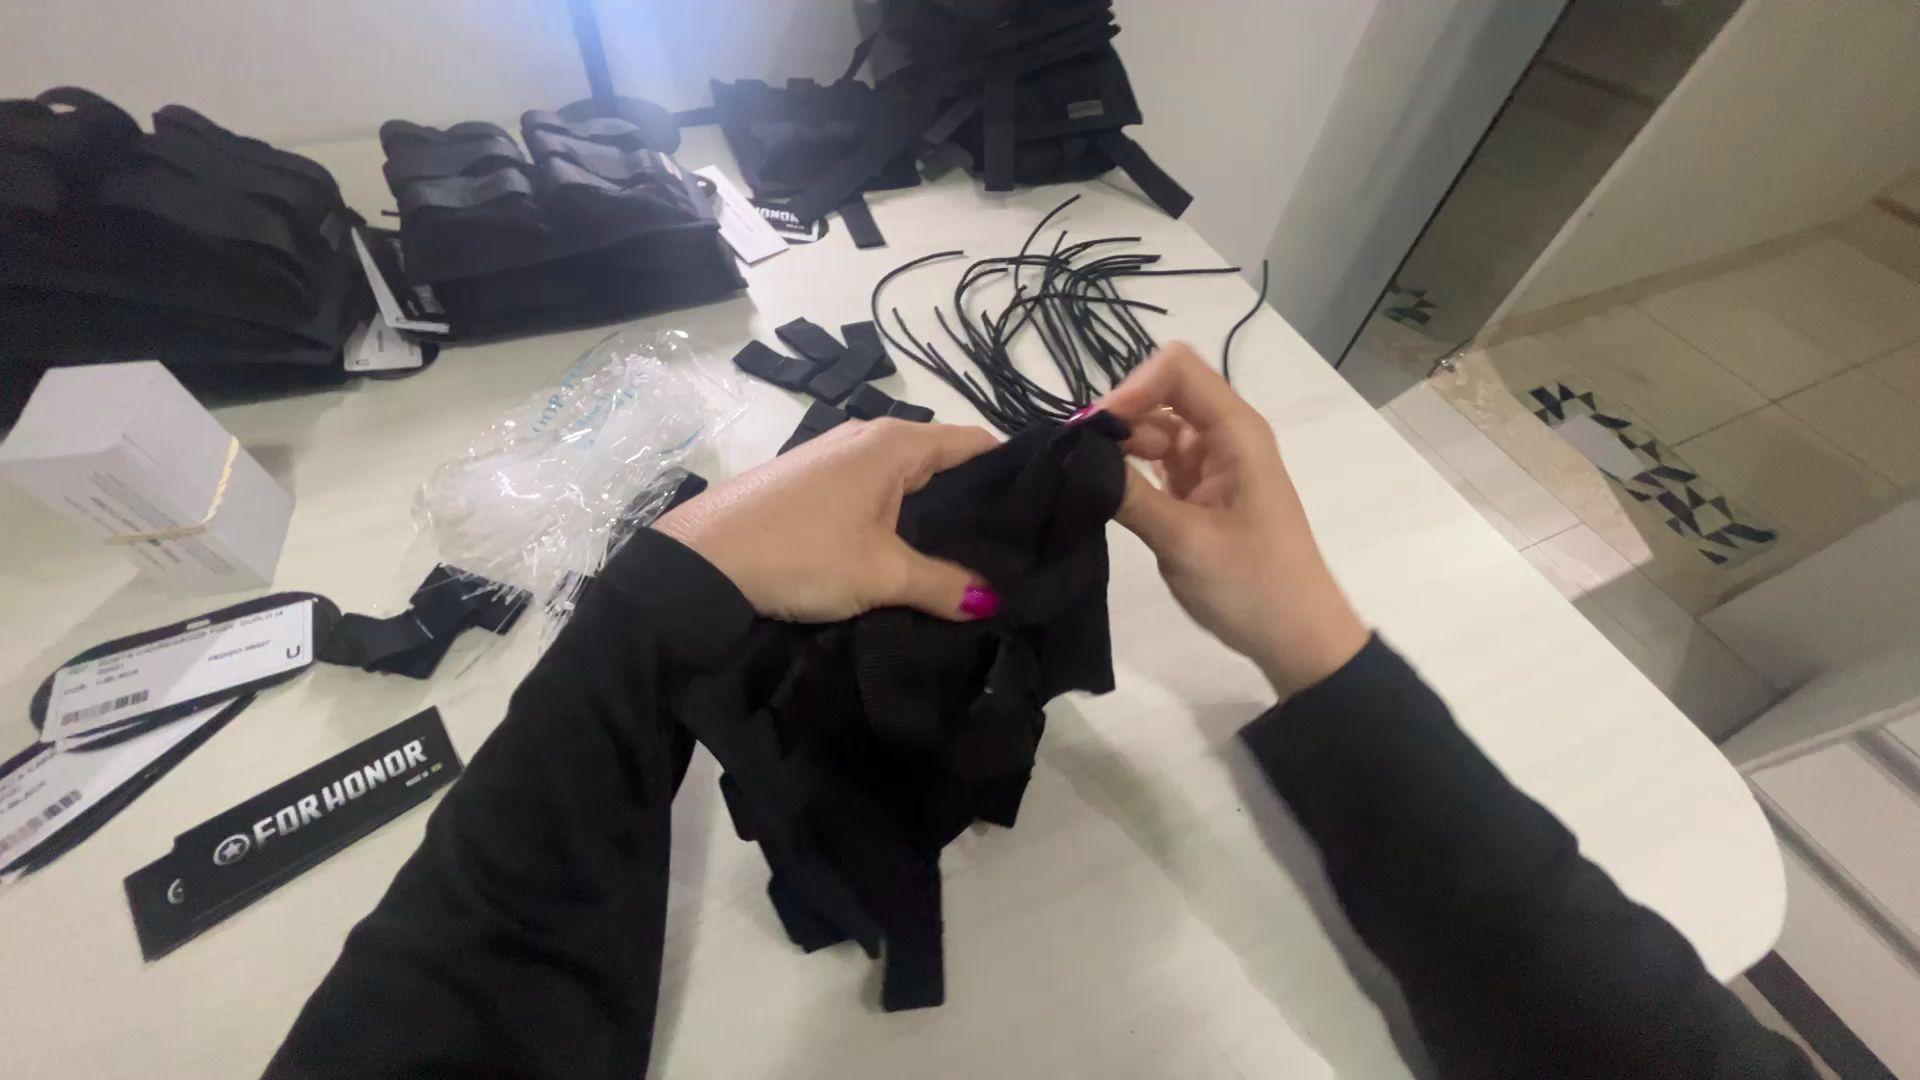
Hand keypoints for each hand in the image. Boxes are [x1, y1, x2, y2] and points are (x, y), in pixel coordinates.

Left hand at [655, 418, 1002, 622]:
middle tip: (1011, 542)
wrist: (699, 562)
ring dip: (935, 510)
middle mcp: (868, 438)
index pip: (974, 443)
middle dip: (975, 497)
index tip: (1039, 509)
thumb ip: (943, 584)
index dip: (1010, 470)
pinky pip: (877, 491)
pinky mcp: (815, 483)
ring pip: (907, 478)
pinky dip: (901, 514)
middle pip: (942, 459)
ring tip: (970, 552)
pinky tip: (911, 549)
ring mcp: (837, 458)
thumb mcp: (881, 573)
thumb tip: (994, 601)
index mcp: (894, 443)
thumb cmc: (800, 553)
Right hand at [1095, 343, 1368, 694]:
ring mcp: (1208, 464)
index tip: (1094, 432)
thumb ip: (1128, 494)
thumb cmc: (1252, 585)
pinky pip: (1153, 464)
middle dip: (1117, 418)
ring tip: (1081, 479)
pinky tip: (1100, 490)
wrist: (1295, 637)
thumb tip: (1071, 457)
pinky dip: (1126, 471)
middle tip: (1074, 459)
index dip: (1131, 388)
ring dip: (1117, 447)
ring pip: (1151, 431)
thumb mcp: (1184, 540)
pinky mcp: (1195, 493)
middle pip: (1160, 395)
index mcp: (1235, 433)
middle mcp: (1222, 437)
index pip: (1177, 370)